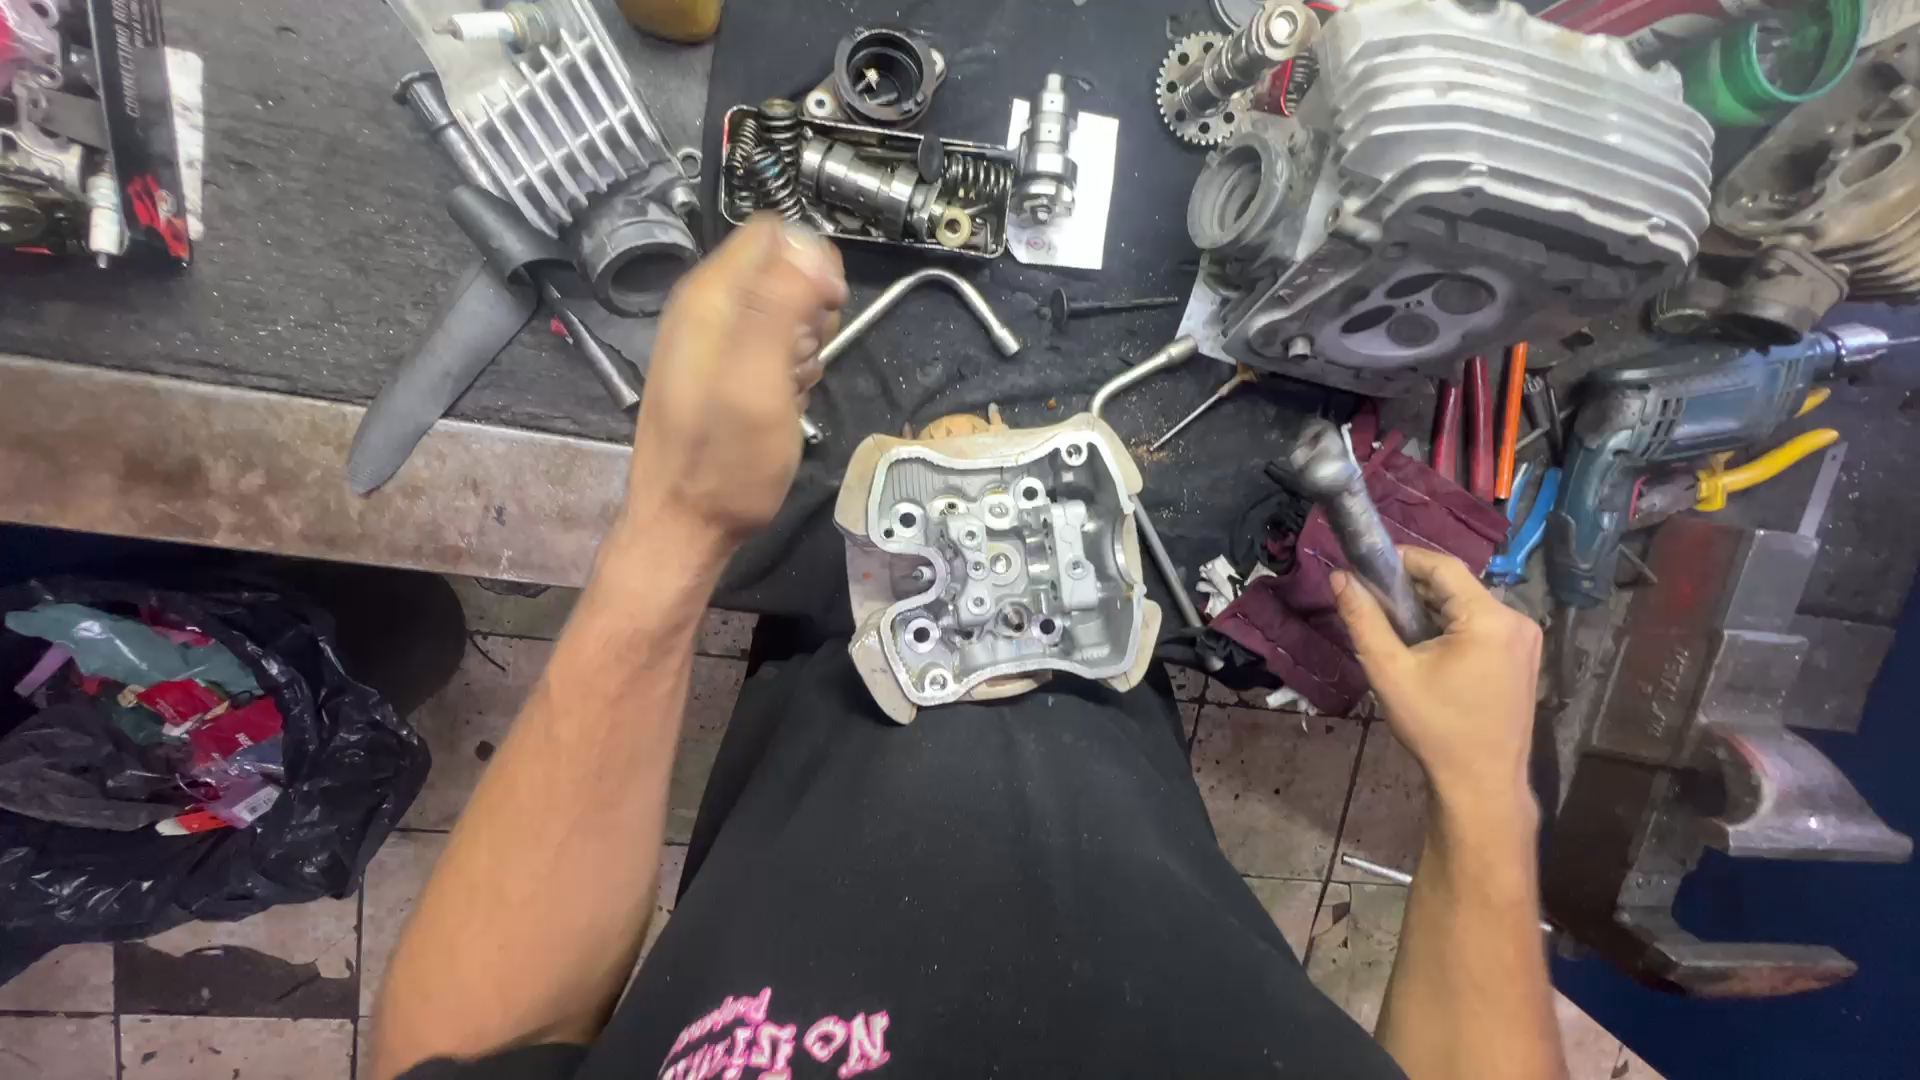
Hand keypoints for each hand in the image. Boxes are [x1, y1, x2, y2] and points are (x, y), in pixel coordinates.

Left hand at [622, 215, 846, 550]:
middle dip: (812, 311)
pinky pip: (776, 351)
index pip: (774, 234)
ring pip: (786, 314)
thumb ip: (781, 306)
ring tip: (792, 387)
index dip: (814, 264)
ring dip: (806, 346)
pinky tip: (785, 402)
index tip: (828, 315)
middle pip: (784, 271)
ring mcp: (715, 345)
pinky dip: (792, 371)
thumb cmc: (725, 462)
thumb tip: (813, 248)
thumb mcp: (757, 380)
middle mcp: (709, 311)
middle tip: (802, 362)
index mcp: (711, 297)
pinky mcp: (726, 376)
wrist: (687, 526)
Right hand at [1332, 547, 1540, 815]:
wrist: (1480, 781)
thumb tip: (1339, 577)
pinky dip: (1446, 625)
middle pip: (1454, 585)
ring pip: (1465, 605)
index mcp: (1489, 619)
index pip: (1442, 566)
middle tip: (1371, 602)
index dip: (1401, 559)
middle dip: (1410, 588)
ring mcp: (1525, 640)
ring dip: (1427, 608)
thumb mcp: (1388, 669)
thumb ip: (1363, 618)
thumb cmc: (1434, 725)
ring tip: (1391, 627)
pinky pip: (1478, 624)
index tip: (1364, 566)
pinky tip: (1421, 647)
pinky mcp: (1522, 657)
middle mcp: (1516, 621)